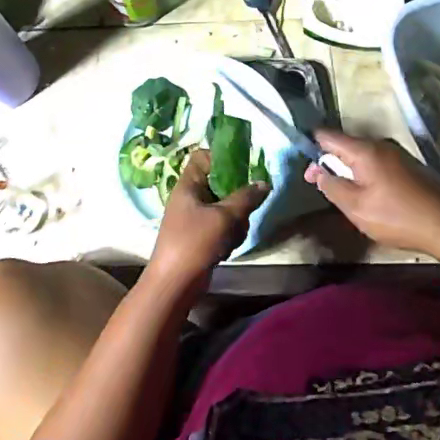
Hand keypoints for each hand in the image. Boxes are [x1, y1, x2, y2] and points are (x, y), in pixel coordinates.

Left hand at [146, 151, 266, 289]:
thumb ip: (246, 198)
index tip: (243, 168)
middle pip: (219, 183)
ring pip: (224, 207)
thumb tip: (264, 183)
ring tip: (233, 234)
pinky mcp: (200, 235)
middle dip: (236, 197)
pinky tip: (228, 247)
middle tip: (244, 209)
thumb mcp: (224, 217)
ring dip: (235, 220)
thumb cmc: (195, 242)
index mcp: (188, 185)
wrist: (175, 283)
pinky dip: (228, 234)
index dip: (222, 157)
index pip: (203, 156)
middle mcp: (189, 197)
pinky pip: (221, 225)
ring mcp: (194, 217)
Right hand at [306, 130, 439, 254]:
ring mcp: (398, 154)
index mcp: (364, 150)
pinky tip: (369, 197)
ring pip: (362, 156)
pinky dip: (366, 175)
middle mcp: (381, 144)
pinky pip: (377, 164)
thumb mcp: (355, 207)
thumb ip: (331, 186)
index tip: (306, 169)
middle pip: (345, 145)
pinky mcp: (409, 167)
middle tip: (323, 188)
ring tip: (345, 196)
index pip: (327, 135)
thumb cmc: (397, 217)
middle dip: (330, 163)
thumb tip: (317, 171)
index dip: (311, 147)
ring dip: (349, 171)